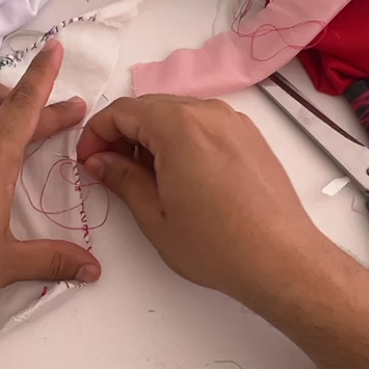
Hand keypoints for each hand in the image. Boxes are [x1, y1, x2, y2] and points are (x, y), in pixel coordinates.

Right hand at [77, 94, 346, 314]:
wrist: (281, 260)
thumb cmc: (215, 243)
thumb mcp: (154, 215)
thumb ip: (121, 178)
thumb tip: (99, 161)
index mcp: (178, 125)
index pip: (122, 111)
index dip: (96, 133)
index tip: (87, 161)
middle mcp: (208, 112)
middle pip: (149, 108)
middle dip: (122, 134)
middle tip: (108, 170)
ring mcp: (234, 122)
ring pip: (177, 114)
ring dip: (151, 137)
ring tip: (143, 177)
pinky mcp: (250, 137)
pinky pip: (203, 125)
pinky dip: (180, 140)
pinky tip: (178, 176)